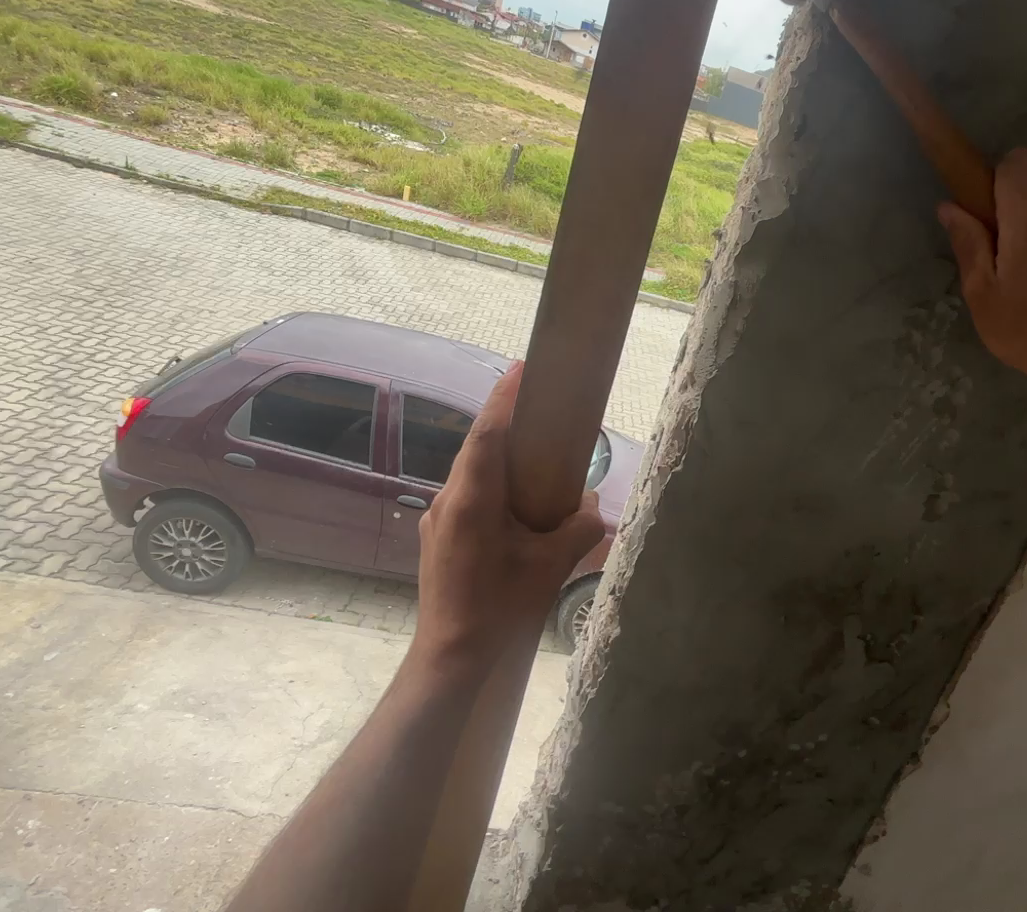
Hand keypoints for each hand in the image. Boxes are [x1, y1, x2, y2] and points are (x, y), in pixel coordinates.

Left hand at [414, 364, 604, 664]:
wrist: (450, 658)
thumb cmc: (500, 609)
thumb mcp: (550, 568)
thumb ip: (578, 528)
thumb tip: (590, 506)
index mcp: (472, 501)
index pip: (486, 434)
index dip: (504, 399)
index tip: (523, 369)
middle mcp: (448, 501)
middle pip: (475, 446)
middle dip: (503, 418)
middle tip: (534, 400)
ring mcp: (437, 519)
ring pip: (469, 470)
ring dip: (496, 452)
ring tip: (529, 446)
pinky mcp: (436, 536)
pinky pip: (466, 493)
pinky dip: (489, 480)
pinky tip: (512, 498)